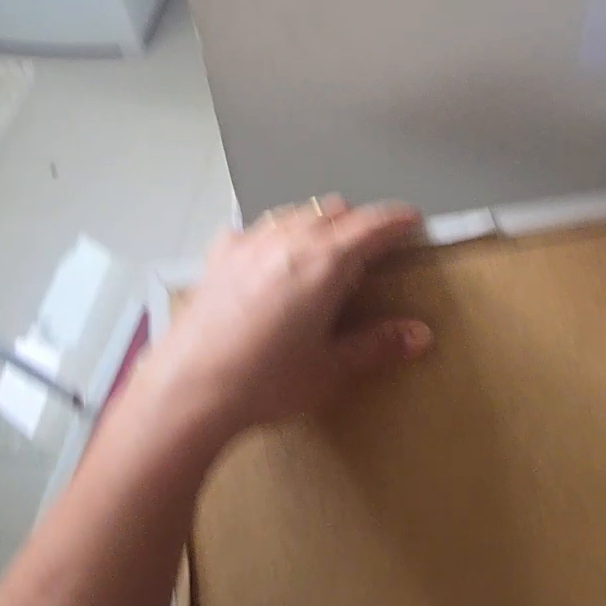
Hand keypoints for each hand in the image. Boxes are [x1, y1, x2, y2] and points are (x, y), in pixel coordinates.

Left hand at [155, 195, 432, 436]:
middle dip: (358, 224)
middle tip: (370, 252)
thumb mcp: (330, 368)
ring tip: (323, 253)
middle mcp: (288, 241)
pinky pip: (254, 228)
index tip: (410, 221)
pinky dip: (273, 233)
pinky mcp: (219, 257)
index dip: (397, 220)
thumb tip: (418, 336)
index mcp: (324, 263)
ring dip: (317, 223)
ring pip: (295, 213)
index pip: (373, 224)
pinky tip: (270, 257)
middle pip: (334, 211)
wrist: (186, 394)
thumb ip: (378, 345)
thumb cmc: (260, 384)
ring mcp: (249, 244)